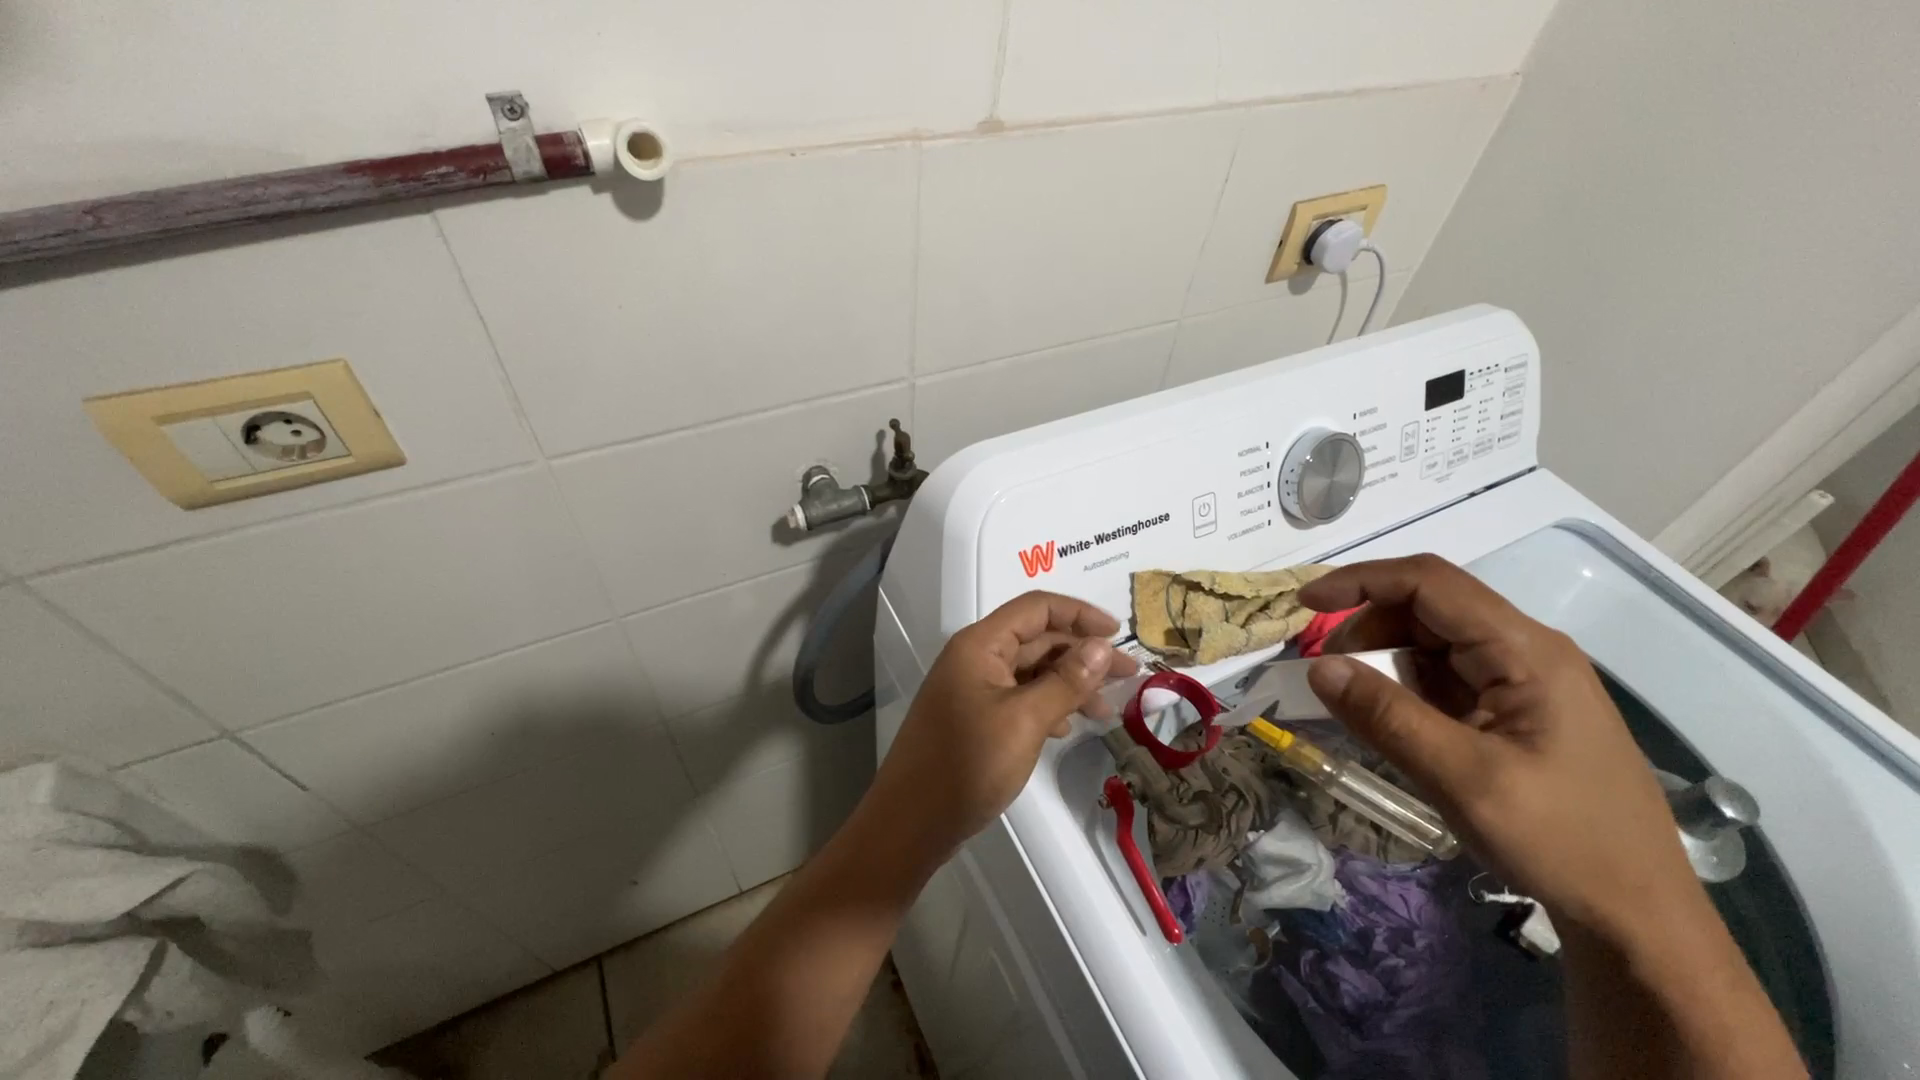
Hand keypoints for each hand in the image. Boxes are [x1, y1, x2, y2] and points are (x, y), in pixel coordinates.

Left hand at [869, 591, 1138, 857]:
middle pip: (1036, 639)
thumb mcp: (1025, 721)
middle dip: (1083, 653)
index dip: (1080, 614)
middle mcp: (974, 659)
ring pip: (1030, 671)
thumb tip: (1102, 646)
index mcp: (980, 645)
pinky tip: (1067, 728)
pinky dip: (1047, 705)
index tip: (1120, 633)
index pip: (1037, 608)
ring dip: (1069, 683)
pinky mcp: (973, 720)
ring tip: (1105, 710)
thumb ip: (1066, 681)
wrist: (911, 824)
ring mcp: (971, 690)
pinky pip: (1018, 698)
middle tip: (1129, 677)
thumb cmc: (967, 765)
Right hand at [1300, 554, 1699, 934]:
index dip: (1361, 582)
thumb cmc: (1559, 839)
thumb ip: (1387, 716)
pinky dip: (1407, 686)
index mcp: (1525, 651)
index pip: (1430, 583)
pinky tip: (1391, 719)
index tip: (1304, 606)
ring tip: (1352, 700)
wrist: (1637, 911)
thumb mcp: (1462, 778)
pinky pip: (1450, 677)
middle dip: (1368, 625)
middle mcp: (1528, 650)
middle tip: (1325, 672)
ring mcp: (1527, 680)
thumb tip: (1318, 666)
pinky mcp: (1521, 709)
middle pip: (1431, 607)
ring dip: (1385, 657)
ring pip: (1437, 642)